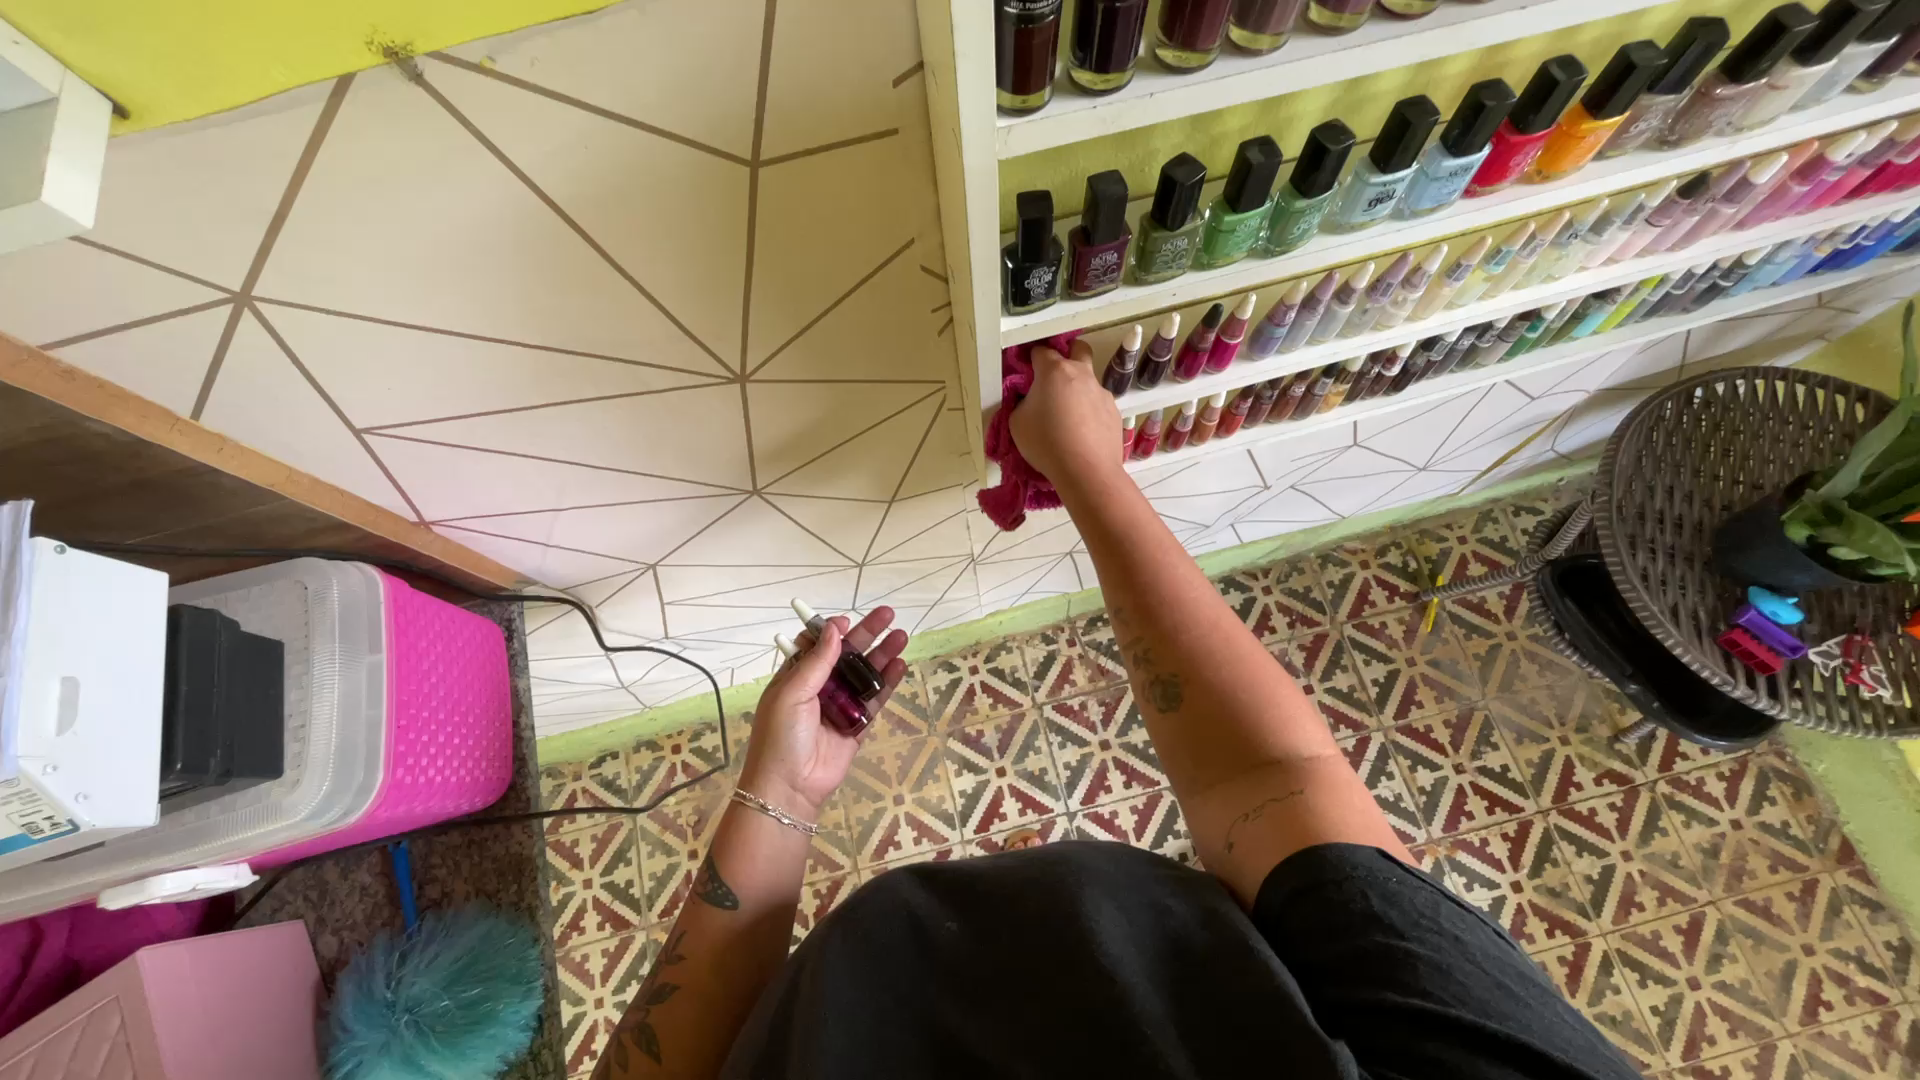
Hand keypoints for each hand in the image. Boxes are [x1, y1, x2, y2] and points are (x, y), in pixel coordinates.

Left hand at [740, 607, 908, 820]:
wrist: (789, 787)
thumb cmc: (781, 735)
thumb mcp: (792, 693)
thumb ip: (817, 662)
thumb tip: (835, 629)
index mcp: (796, 677)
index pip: (816, 645)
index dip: (832, 631)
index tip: (848, 622)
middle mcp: (819, 688)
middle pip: (846, 655)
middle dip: (867, 634)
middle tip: (888, 615)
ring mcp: (840, 706)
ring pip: (864, 674)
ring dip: (882, 655)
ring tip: (901, 636)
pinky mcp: (857, 726)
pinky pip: (875, 700)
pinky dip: (888, 683)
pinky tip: (900, 665)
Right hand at [1008, 340, 1123, 492]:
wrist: (1086, 471)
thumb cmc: (1046, 443)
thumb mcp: (1016, 423)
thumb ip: (1021, 403)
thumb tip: (1029, 400)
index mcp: (1054, 371)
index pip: (1041, 351)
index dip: (1032, 359)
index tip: (1027, 372)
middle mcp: (1081, 374)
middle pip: (1078, 348)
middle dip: (1067, 354)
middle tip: (1055, 377)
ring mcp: (1101, 392)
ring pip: (1089, 380)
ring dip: (1078, 390)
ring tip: (1068, 418)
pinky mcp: (1114, 412)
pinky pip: (1098, 404)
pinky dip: (1090, 412)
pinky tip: (1082, 433)